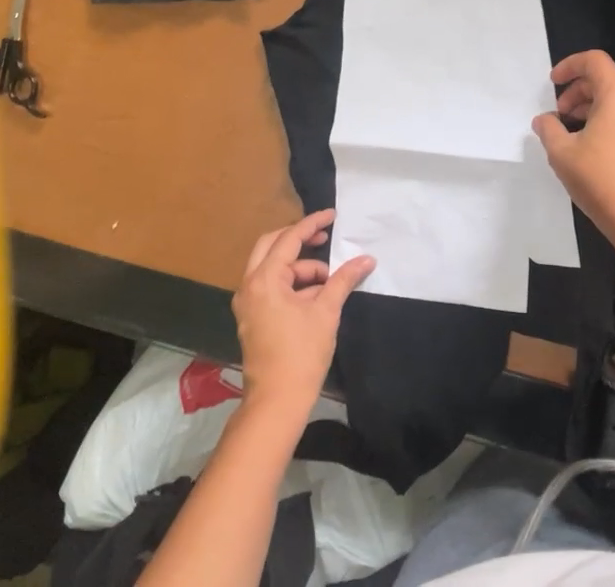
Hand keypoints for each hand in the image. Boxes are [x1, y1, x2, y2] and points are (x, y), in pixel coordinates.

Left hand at [232, 210, 374, 411]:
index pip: (289, 240)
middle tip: (326, 238)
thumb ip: (343, 280)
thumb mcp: (327, 311)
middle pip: (272, 247)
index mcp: (264, 280)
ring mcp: (248, 303)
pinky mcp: (252, 317)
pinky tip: (317, 295)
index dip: (312, 224)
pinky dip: (293, 284)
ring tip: (330, 281)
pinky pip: (271, 287)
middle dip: (299, 240)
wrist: (277, 399)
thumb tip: (366, 259)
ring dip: (300, 268)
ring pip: (273, 269)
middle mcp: (249, 286)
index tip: (332, 215)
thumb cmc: (302, 352)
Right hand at [532, 50, 614, 249]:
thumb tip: (544, 121)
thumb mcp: (562, 153)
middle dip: (578, 90)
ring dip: (591, 106)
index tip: (552, 83)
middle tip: (559, 115)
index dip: (570, 65)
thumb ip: (548, 130)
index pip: (594, 61)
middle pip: (606, 79)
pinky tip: (592, 147)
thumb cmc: (600, 179)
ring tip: (572, 132)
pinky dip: (607, 120)